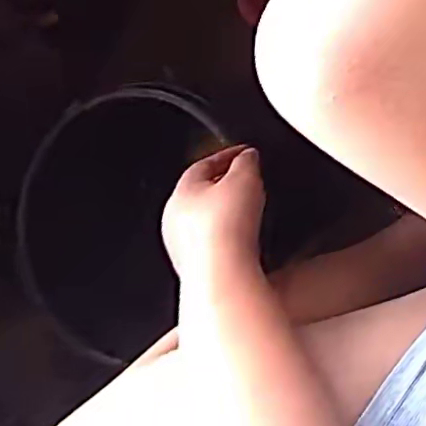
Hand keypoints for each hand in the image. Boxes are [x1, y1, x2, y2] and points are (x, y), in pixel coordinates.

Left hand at [162, 145, 264, 283]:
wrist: (222, 272)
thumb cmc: (226, 226)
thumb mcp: (245, 176)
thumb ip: (247, 160)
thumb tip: (247, 156)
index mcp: (180, 194)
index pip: (203, 165)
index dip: (228, 155)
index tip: (245, 153)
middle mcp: (174, 219)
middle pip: (202, 191)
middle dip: (226, 182)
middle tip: (249, 177)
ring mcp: (182, 245)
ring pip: (207, 216)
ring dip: (228, 208)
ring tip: (251, 205)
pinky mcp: (196, 263)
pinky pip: (213, 238)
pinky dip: (229, 230)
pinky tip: (245, 231)